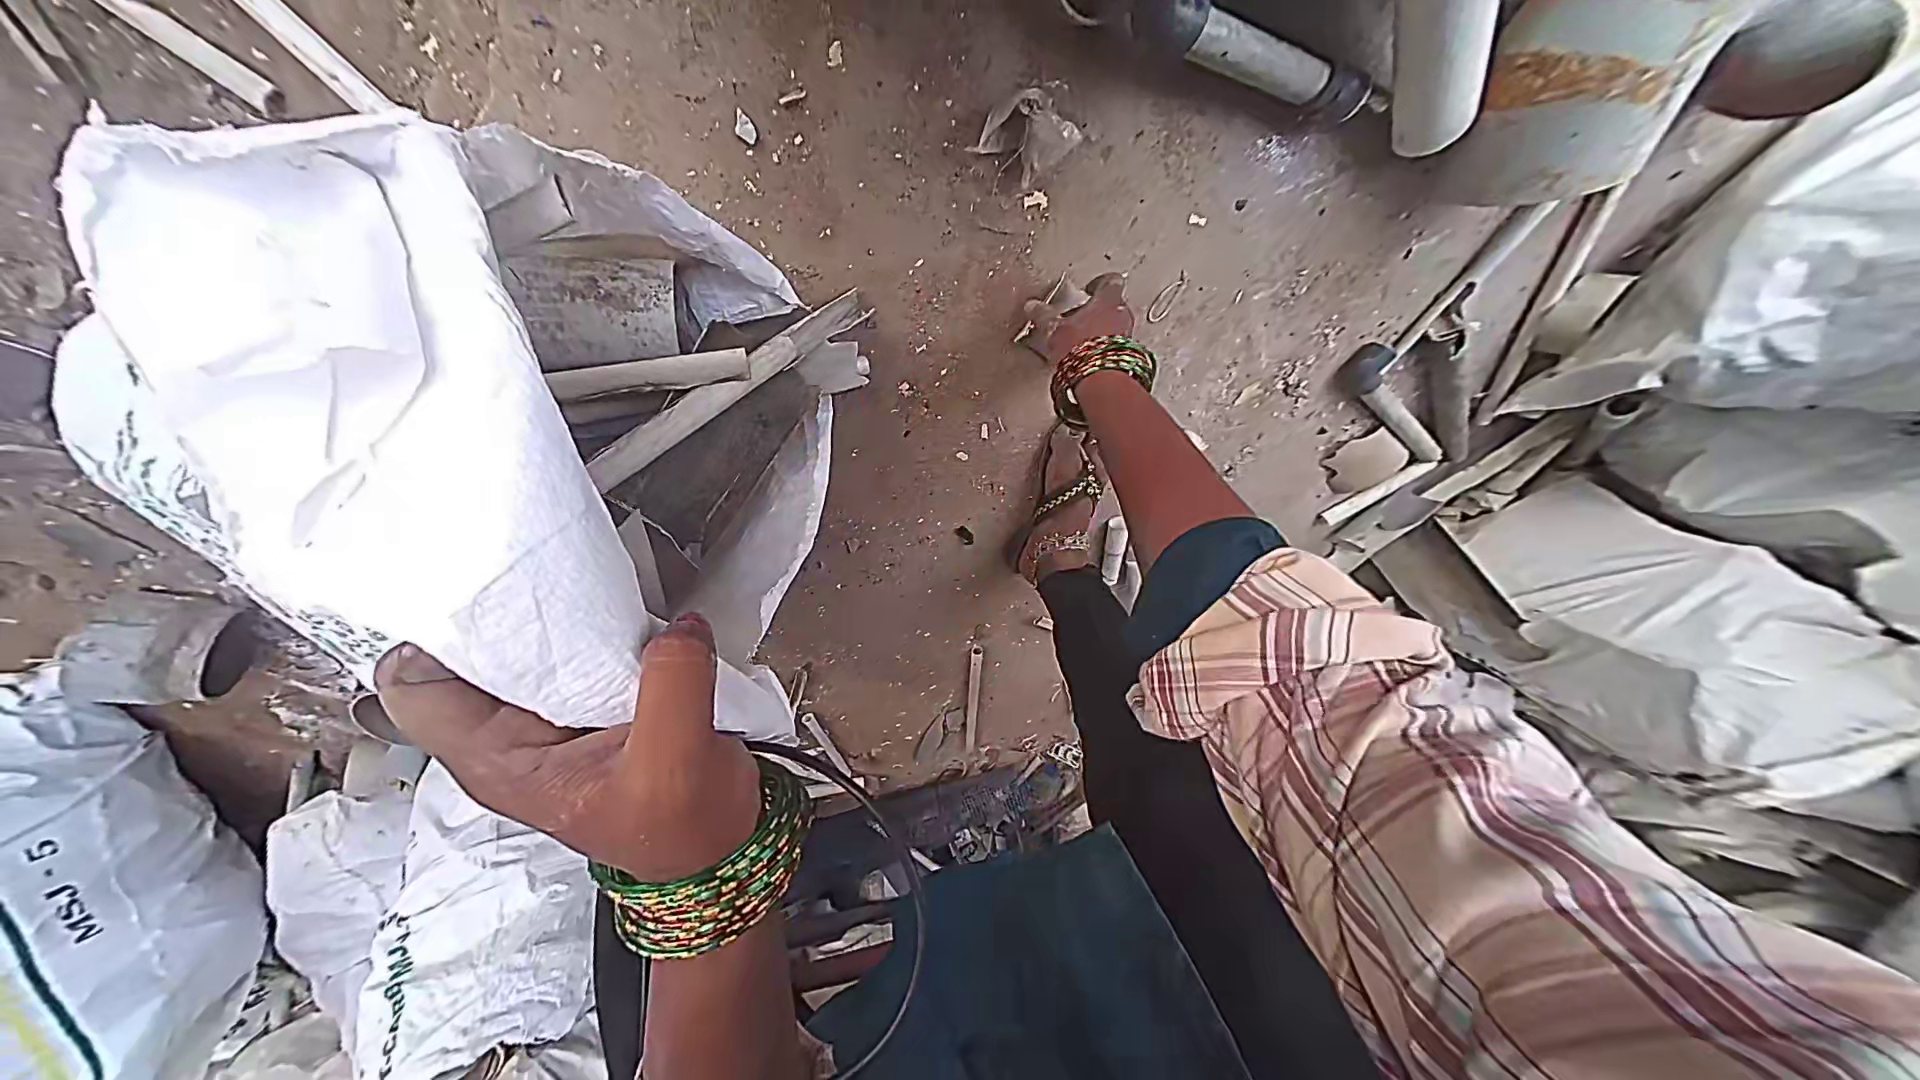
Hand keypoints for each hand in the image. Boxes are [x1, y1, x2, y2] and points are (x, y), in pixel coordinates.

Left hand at [373, 612, 761, 881]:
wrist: (723, 841)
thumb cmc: (684, 825)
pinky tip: (625, 609)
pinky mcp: (602, 699)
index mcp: (500, 758)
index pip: (418, 687)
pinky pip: (584, 648)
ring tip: (582, 578)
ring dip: (559, 614)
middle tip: (540, 565)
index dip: (435, 631)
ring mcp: (560, 714)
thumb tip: (681, 625)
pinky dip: (602, 625)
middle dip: (503, 607)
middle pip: (473, 652)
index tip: (479, 581)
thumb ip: (673, 684)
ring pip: (532, 645)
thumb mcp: (674, 762)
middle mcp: (516, 732)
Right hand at [1022, 272, 1134, 364]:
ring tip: (1079, 341)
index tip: (1089, 288)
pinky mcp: (1124, 357)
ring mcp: (1126, 338)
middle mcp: (1122, 316)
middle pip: (1112, 306)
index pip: (1110, 281)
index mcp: (1108, 300)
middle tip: (1079, 317)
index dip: (1098, 283)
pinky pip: (1113, 347)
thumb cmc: (1082, 348)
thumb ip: (1043, 315)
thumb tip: (1033, 307)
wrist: (1098, 381)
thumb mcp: (1054, 328)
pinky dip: (1102, 349)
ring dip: (1099, 331)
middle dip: (1096, 311)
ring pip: (1114, 327)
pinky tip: (1086, 358)